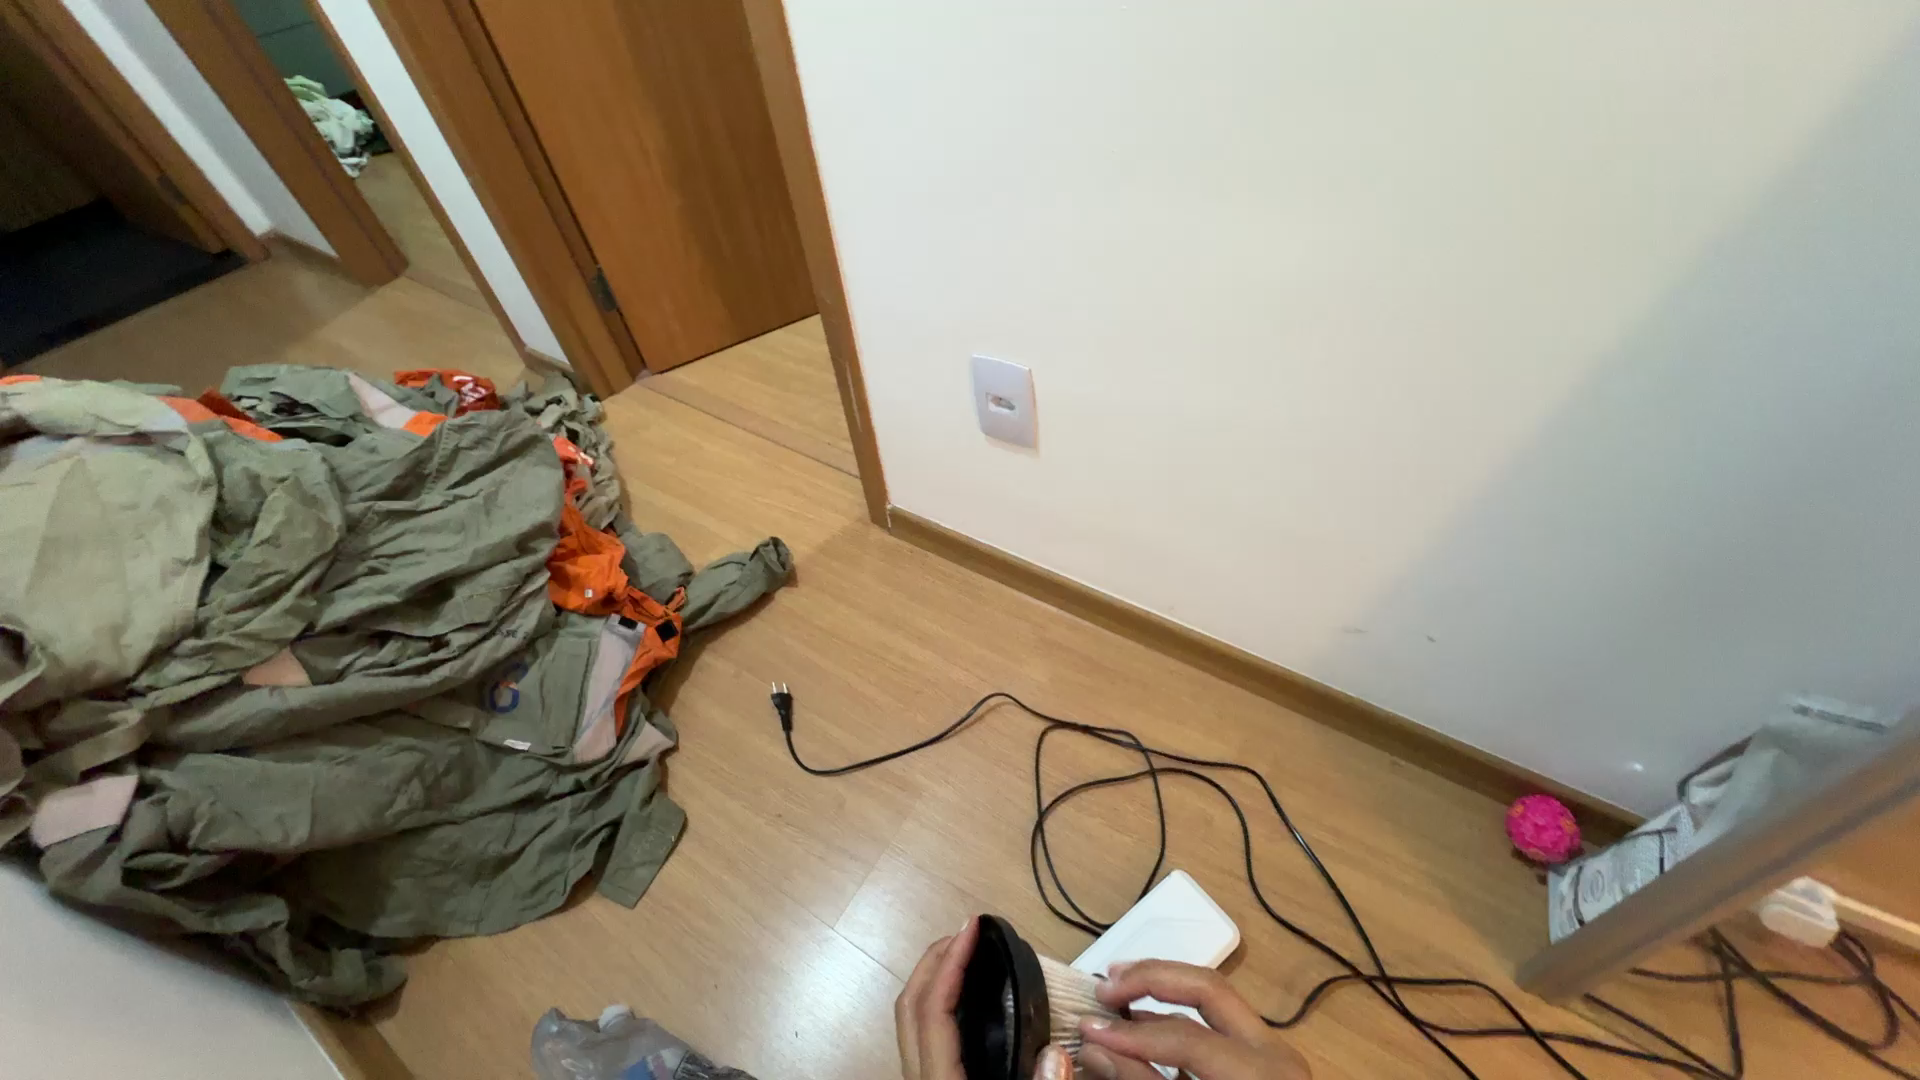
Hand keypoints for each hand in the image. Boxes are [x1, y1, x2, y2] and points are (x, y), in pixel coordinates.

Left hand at [896, 918, 1071, 1079]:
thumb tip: (1056, 1053)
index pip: (931, 1010)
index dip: (950, 962)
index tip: (973, 927)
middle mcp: (919, 1077)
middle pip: (909, 1005)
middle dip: (936, 959)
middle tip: (968, 932)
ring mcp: (921, 1079)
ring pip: (910, 1018)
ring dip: (933, 977)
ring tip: (967, 953)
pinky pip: (922, 1030)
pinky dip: (938, 1000)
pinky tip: (967, 997)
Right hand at [1078, 961, 1309, 1079]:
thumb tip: (1094, 1047)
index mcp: (1261, 1077)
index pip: (1186, 1038)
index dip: (1131, 1034)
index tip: (1087, 1029)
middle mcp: (1276, 1054)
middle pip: (1206, 987)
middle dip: (1150, 978)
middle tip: (1104, 985)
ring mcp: (1276, 1052)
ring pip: (1214, 992)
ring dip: (1163, 981)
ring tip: (1117, 980)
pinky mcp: (1267, 1058)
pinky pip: (1218, 1017)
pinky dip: (1178, 1006)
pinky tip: (1145, 1013)